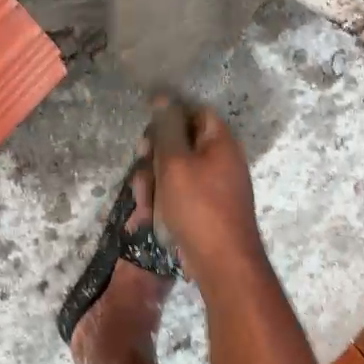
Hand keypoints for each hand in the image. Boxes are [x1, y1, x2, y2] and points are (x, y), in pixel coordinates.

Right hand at [148, 103, 263, 282]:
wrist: (222, 265)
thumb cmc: (198, 207)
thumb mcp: (175, 162)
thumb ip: (166, 128)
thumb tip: (162, 98)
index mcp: (221, 143)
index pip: (196, 112)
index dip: (170, 115)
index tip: (147, 129)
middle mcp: (221, 160)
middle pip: (180, 142)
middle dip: (155, 155)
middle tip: (142, 165)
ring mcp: (214, 186)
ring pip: (174, 170)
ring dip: (154, 181)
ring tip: (145, 202)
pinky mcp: (205, 208)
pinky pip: (180, 192)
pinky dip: (164, 200)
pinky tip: (152, 216)